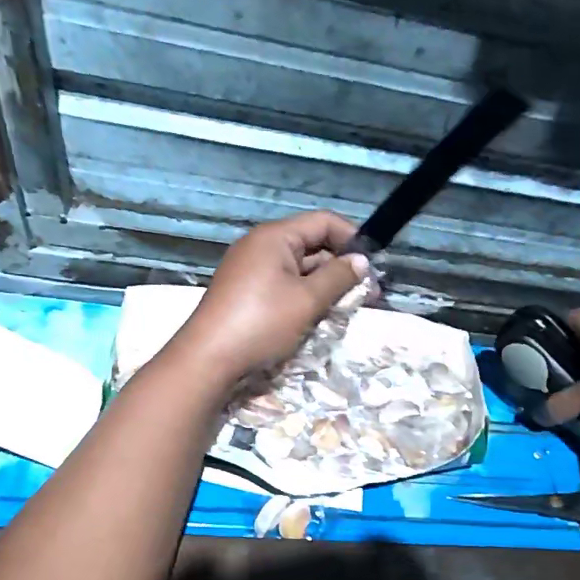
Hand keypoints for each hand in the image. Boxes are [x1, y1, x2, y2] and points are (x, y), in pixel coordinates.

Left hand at [171, 211, 373, 381]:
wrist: (208, 358)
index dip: (352, 238)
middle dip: (339, 267)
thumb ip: (338, 277)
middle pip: (310, 244)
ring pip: (296, 269)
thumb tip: (361, 261)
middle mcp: (259, 246)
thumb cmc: (261, 322)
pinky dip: (299, 296)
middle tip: (364, 295)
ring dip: (321, 286)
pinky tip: (312, 318)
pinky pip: (279, 285)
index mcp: (274, 236)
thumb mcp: (307, 300)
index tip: (372, 266)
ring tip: (342, 309)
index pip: (323, 221)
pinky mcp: (242, 292)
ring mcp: (247, 269)